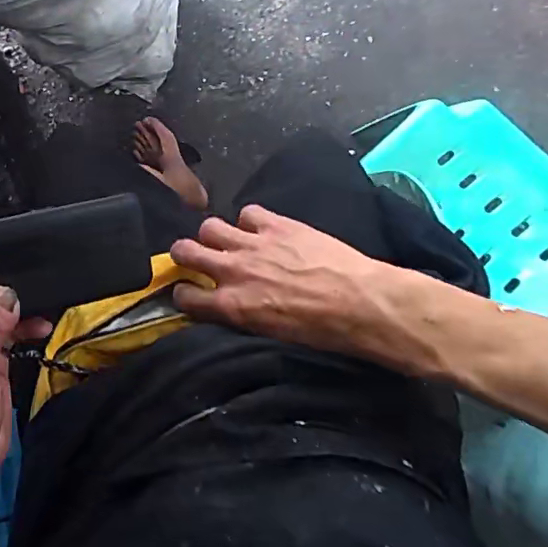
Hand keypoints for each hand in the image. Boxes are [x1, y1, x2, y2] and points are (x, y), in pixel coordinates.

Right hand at [169, 205, 437, 374]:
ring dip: (215, 235)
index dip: (184, 292)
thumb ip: (238, 315)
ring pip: (209, 227)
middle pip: (183, 251)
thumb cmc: (322, 332)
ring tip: (230, 241)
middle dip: (185, 255)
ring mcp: (252, 244)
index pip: (183, 295)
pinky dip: (251, 221)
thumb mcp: (268, 334)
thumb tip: (226, 306)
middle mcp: (232, 271)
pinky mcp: (276, 225)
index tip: (192, 293)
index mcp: (230, 305)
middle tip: (197, 259)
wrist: (363, 304)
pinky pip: (247, 212)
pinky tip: (263, 230)